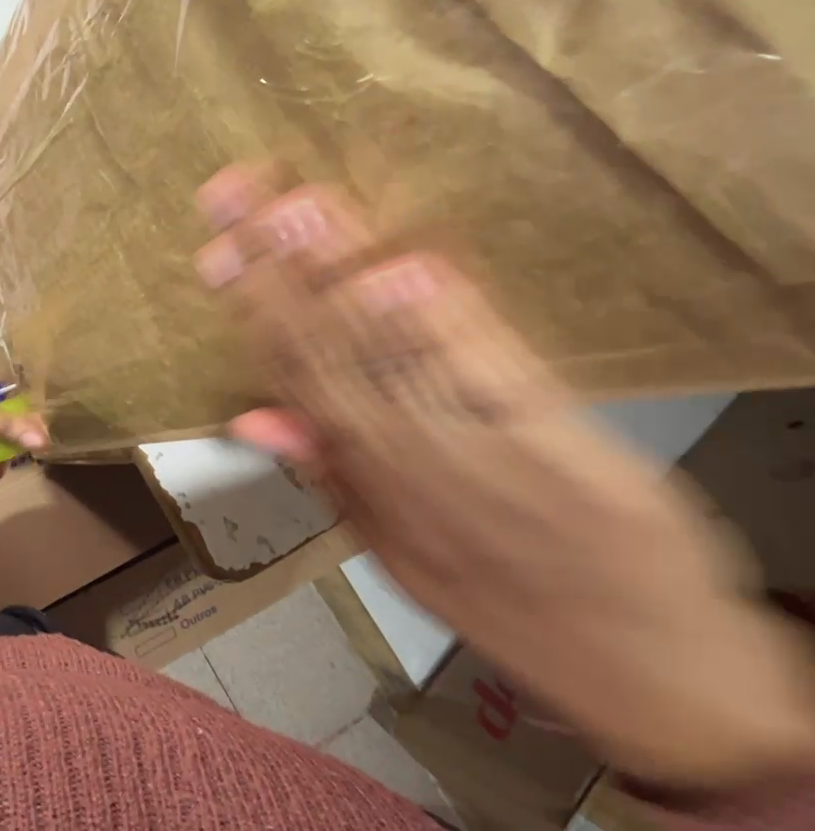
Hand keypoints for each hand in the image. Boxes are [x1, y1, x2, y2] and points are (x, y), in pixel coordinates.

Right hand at [195, 164, 814, 789]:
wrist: (644, 667)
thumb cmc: (501, 596)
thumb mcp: (393, 548)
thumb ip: (324, 472)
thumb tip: (248, 414)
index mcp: (362, 478)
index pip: (291, 371)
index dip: (250, 305)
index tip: (218, 242)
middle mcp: (402, 461)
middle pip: (325, 351)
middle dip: (277, 269)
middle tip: (238, 194)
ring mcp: (479, 455)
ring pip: (388, 358)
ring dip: (338, 278)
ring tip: (295, 207)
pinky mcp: (561, 451)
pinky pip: (490, 382)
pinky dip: (445, 330)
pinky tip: (406, 271)